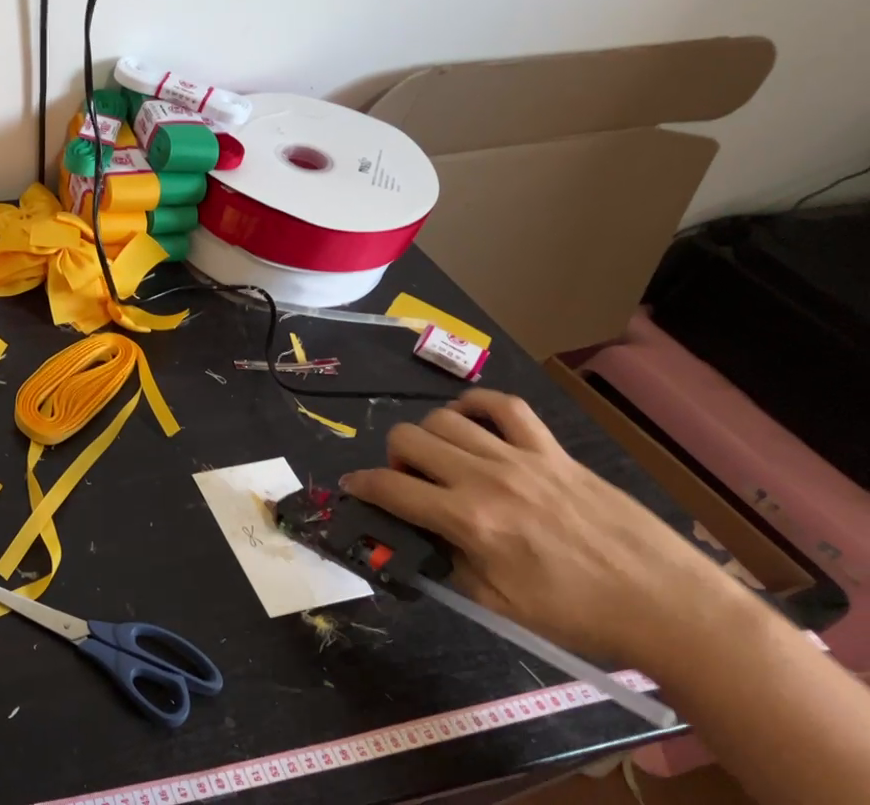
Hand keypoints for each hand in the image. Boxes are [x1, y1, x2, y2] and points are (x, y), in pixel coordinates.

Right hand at [341, 389, 745, 667]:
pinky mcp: (554, 451)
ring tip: (442, 460)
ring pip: (445, 419)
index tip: (354, 489)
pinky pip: (505, 406)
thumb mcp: (496, 604)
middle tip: (409, 484)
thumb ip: (445, 564)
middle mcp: (487, 480)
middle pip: (408, 439)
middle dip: (392, 459)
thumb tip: (415, 538)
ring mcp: (523, 459)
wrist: (669, 607)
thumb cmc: (578, 616)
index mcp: (469, 522)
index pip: (388, 488)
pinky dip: (476, 406)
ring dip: (428, 437)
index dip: (360, 486)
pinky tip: (472, 424)